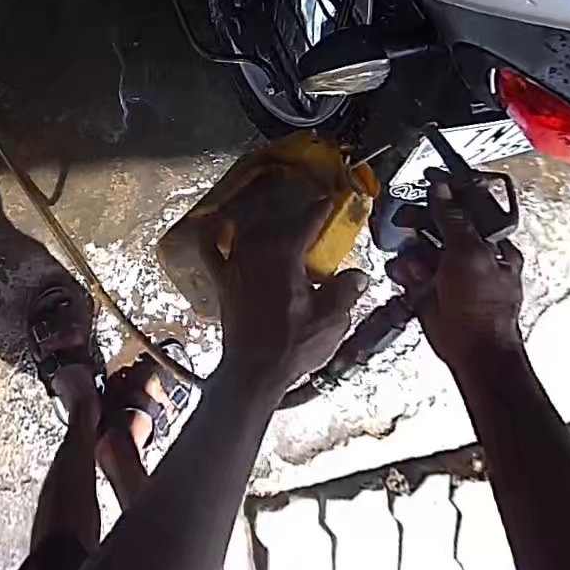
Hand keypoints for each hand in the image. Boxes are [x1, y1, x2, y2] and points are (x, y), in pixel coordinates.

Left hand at [207, 167, 367, 396]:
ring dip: (262, 217)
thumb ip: (345, 291)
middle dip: (295, 213)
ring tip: (277, 215)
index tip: (331, 201)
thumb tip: (357, 274)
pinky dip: (213, 233)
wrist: (253, 369)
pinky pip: (212, 248)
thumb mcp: (331, 320)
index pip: (304, 222)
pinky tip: (217, 224)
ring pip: (246, 227)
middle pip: (276, 220)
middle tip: (312, 212)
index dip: (319, 209)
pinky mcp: (222, 279)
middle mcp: (254, 251)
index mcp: (283, 255)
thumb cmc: (293, 345)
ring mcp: (234, 263)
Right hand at [395, 174, 524, 370]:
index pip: (468, 205)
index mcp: (491, 241)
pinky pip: (405, 267)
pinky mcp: (425, 285)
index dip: (449, 190)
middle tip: (404, 221)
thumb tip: (442, 188)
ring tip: (416, 269)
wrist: (471, 348)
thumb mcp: (468, 253)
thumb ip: (452, 218)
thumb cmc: (483, 304)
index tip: (429, 177)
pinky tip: (410, 280)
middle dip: (419, 224)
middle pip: (436, 222)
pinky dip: (403, 271)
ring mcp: (445, 269)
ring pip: (416, 244)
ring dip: (411, 254)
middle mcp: (468, 252)